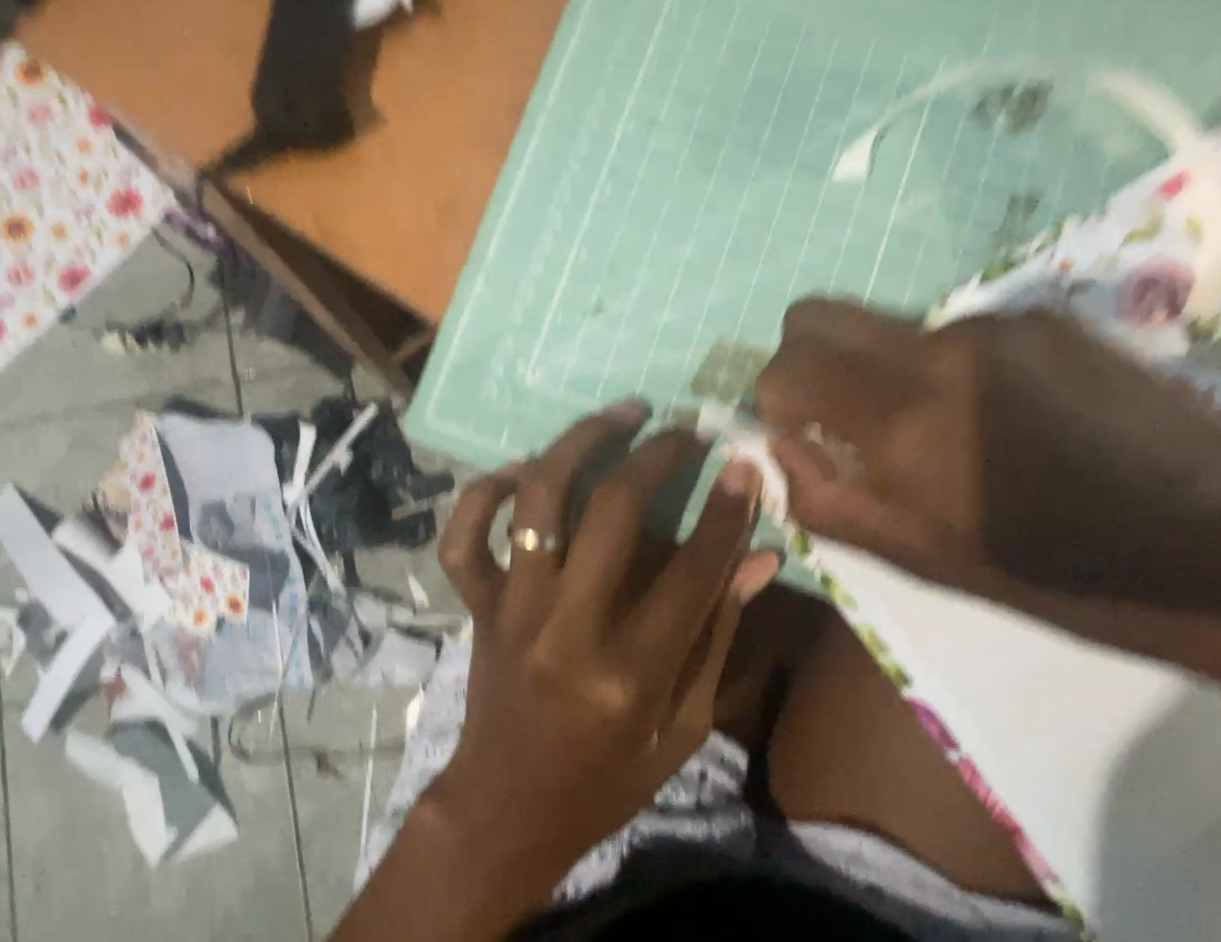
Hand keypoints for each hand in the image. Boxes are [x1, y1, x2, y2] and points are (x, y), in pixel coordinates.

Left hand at [429, 401, 777, 871]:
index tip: (743, 464)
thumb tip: (756, 557)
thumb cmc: (605, 780)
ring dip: (579, 443)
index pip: (692, 570)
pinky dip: (485, 492)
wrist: (507, 806)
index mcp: (630, 671)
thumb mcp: (681, 727)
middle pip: (614, 511)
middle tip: (685, 430)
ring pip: (539, 501)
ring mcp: (512, 609)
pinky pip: (464, 536)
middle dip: (657, 456)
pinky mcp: (476, 605)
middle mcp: (567, 626)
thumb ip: (715, 636)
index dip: (726, 509)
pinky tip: (524, 471)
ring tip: (619, 414)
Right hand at [754, 297, 1220, 780]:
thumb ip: (825, 498)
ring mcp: (997, 326)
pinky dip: (955, 372)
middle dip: (804, 361)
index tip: (804, 437)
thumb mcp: (915, 557)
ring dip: (892, 375)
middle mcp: (938, 350)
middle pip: (817, 314)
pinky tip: (1014, 423)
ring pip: (892, 331)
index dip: (774, 402)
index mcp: (902, 417)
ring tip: (957, 436)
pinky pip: (961, 335)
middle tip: (841, 417)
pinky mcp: (1048, 320)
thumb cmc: (1051, 573)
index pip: (786, 365)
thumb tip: (783, 450)